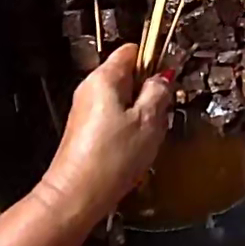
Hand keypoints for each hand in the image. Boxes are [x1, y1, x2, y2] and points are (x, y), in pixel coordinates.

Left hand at [37, 45, 171, 224]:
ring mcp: (86, 108)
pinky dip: (128, 129)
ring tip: (146, 137)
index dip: (153, 60)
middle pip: (128, 76)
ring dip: (140, 114)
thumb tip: (163, 77)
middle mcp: (90, 88)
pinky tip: (133, 150)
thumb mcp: (148, 121)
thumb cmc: (110, 158)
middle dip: (148, 93)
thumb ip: (159, 92)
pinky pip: (113, 119)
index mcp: (104, 78)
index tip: (167, 79)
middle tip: (159, 115)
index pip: (132, 51)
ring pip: (122, 99)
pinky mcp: (86, 129)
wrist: (77, 195)